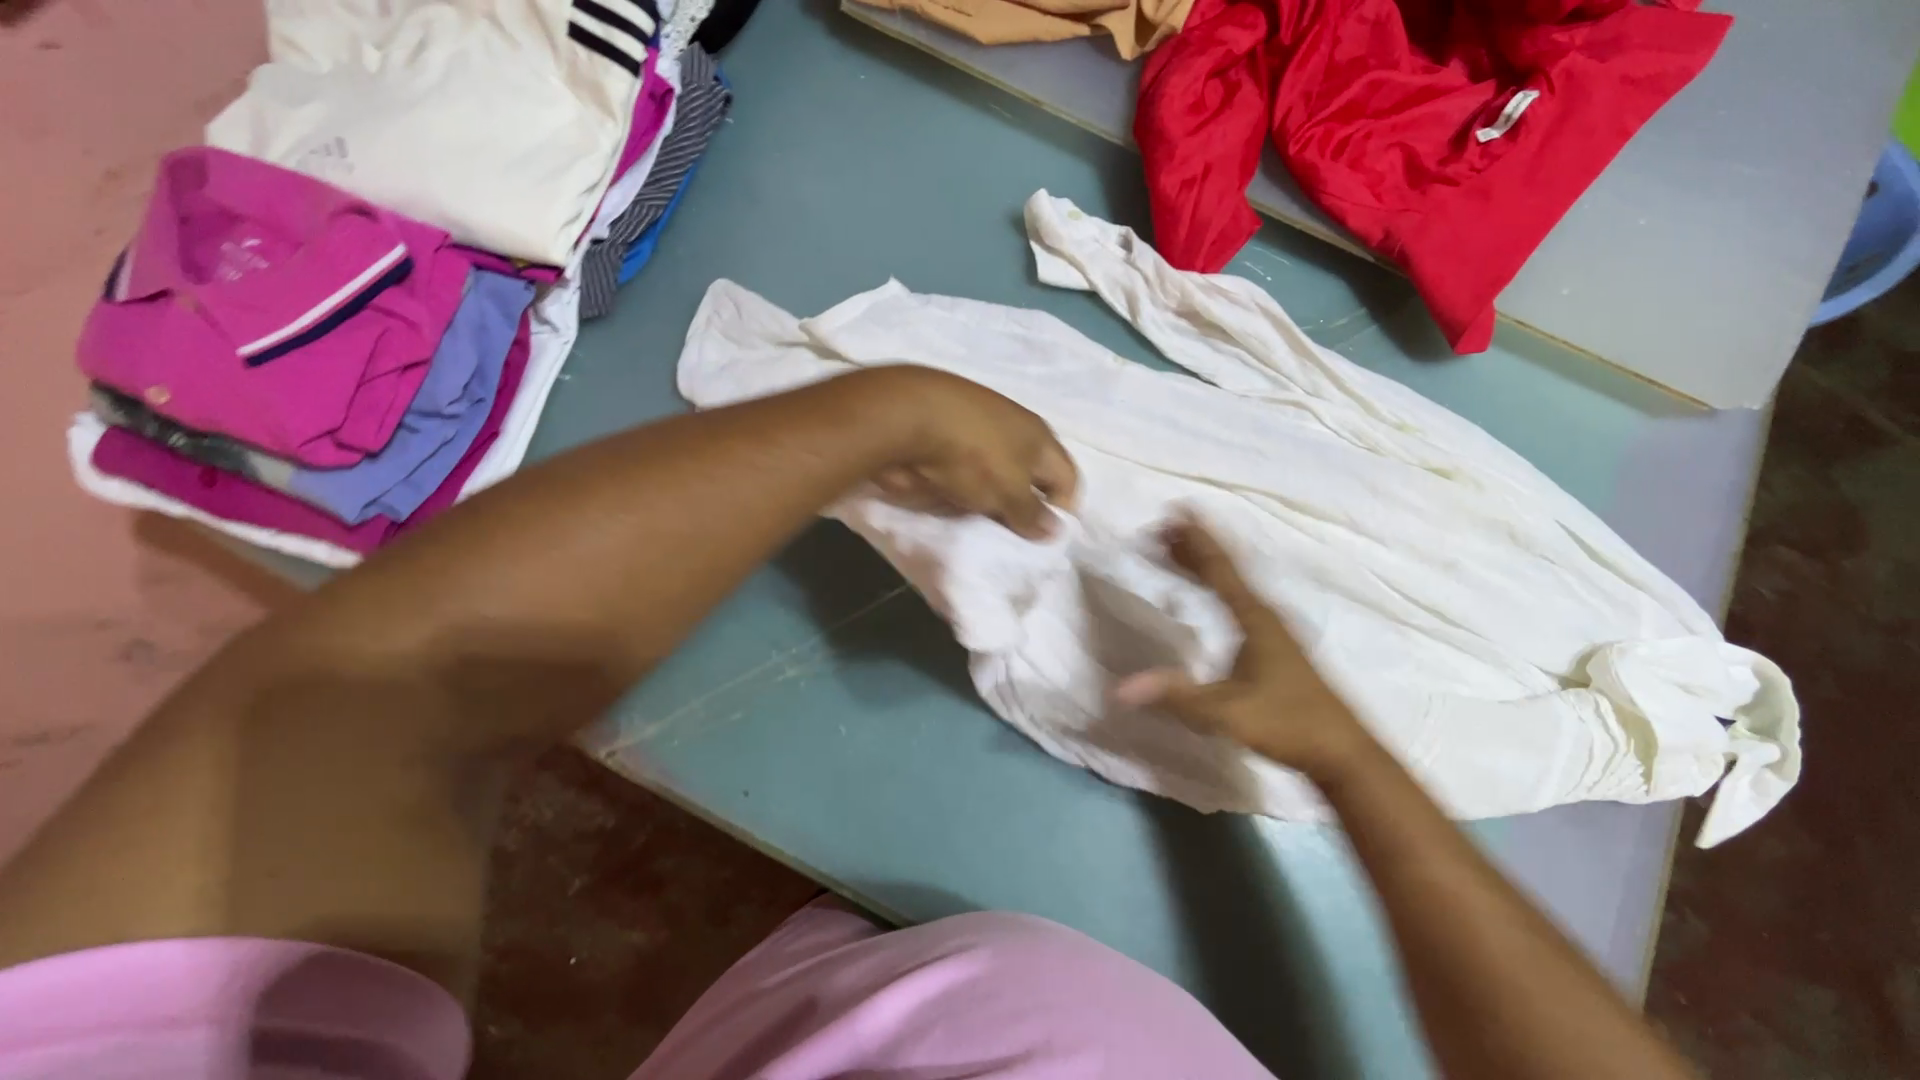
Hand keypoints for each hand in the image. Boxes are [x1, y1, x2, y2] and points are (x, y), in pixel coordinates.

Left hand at [853, 366, 1078, 539]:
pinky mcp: (944, 439)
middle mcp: (1013, 429)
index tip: (1041, 539)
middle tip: (1010, 541)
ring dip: (989, 503)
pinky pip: (963, 474)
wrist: (903, 420)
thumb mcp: (1008, 490)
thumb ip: (1031, 513)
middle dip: (1022, 509)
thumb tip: (1056, 530)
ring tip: (979, 530)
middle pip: (1029, 478)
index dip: (1062, 510)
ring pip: (993, 477)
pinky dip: (961, 492)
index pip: (1067, 478)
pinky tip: (951, 508)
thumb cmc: (971, 455)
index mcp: (1039, 436)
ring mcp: (976, 432)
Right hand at [1113, 515, 1371, 778]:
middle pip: (1227, 569)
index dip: (1196, 540)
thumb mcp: (1226, 714)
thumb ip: (1176, 696)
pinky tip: (1212, 595)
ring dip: (1206, 563)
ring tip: (1177, 550)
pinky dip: (1220, 585)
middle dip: (1195, 546)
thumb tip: (1121, 688)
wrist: (1342, 752)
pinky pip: (1240, 599)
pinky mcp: (1277, 646)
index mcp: (1255, 619)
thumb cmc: (1287, 724)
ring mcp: (1274, 630)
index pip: (1220, 569)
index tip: (1175, 512)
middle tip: (1162, 528)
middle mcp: (1266, 615)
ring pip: (1235, 583)